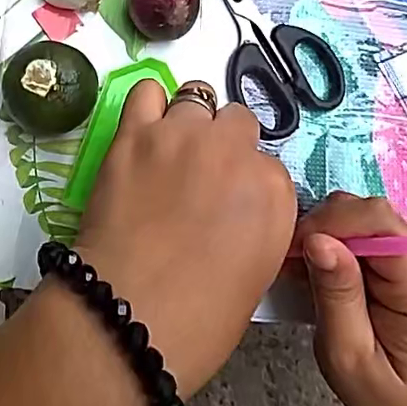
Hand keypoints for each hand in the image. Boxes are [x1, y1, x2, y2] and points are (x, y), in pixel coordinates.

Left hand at [71, 80, 295, 393]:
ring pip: (195, 100)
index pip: (266, 163)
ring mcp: (182, 136)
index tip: (226, 197)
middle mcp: (233, 151)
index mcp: (274, 191)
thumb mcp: (257, 270)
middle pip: (236, 121)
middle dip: (222, 144)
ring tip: (168, 152)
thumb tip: (237, 205)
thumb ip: (258, 221)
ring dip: (188, 122)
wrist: (132, 308)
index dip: (243, 179)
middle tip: (198, 174)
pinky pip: (146, 92)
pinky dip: (149, 104)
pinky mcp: (135, 133)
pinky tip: (144, 127)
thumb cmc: (200, 312)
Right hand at [298, 193, 406, 405]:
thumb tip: (317, 240)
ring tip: (307, 269)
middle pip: (376, 214)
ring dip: (331, 233)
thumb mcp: (348, 357)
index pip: (382, 224)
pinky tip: (326, 271)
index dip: (332, 223)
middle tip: (295, 260)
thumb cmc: (388, 402)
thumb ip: (336, 295)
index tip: (295, 248)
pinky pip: (373, 233)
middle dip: (327, 226)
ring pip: (370, 217)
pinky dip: (341, 243)